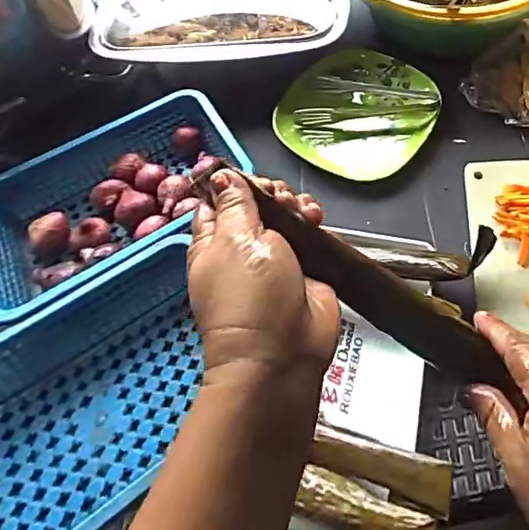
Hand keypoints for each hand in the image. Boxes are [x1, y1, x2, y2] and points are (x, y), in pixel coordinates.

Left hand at [187, 170, 338, 385]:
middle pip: (257, 202)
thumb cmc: (250, 298)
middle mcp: (242, 247)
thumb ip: (234, 203)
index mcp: (213, 242)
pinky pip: (309, 231)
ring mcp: (275, 257)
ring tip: (301, 211)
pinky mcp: (305, 265)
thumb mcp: (235, 241)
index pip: (219, 199)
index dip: (235, 183)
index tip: (251, 180)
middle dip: (271, 192)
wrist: (285, 354)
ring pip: (285, 213)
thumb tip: (220, 175)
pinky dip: (313, 219)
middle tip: (279, 199)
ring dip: (295, 203)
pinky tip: (316, 218)